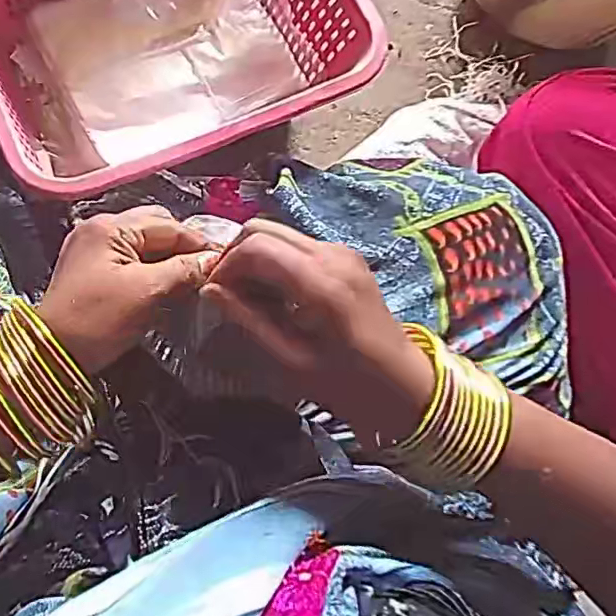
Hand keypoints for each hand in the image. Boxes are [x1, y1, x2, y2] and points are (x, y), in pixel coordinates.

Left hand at [36, 207, 220, 373]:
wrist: (51, 353)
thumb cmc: (97, 319)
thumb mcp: (145, 292)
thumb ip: (182, 270)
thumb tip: (213, 261)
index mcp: (110, 227)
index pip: (168, 225)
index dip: (199, 243)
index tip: (224, 262)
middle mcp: (98, 228)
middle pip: (154, 229)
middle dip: (183, 248)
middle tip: (208, 271)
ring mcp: (91, 248)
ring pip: (142, 245)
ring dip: (167, 259)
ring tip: (190, 280)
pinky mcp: (90, 269)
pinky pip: (128, 259)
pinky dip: (149, 269)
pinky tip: (164, 286)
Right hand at [201, 221, 434, 447]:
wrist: (405, 387)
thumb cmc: (347, 383)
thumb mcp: (290, 359)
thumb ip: (248, 319)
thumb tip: (210, 290)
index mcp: (320, 281)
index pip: (256, 246)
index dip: (225, 265)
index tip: (212, 291)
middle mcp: (331, 254)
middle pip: (263, 228)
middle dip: (235, 254)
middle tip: (224, 289)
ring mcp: (341, 251)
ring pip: (278, 232)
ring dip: (253, 256)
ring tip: (245, 293)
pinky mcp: (344, 256)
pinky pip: (295, 244)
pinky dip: (273, 259)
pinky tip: (271, 291)